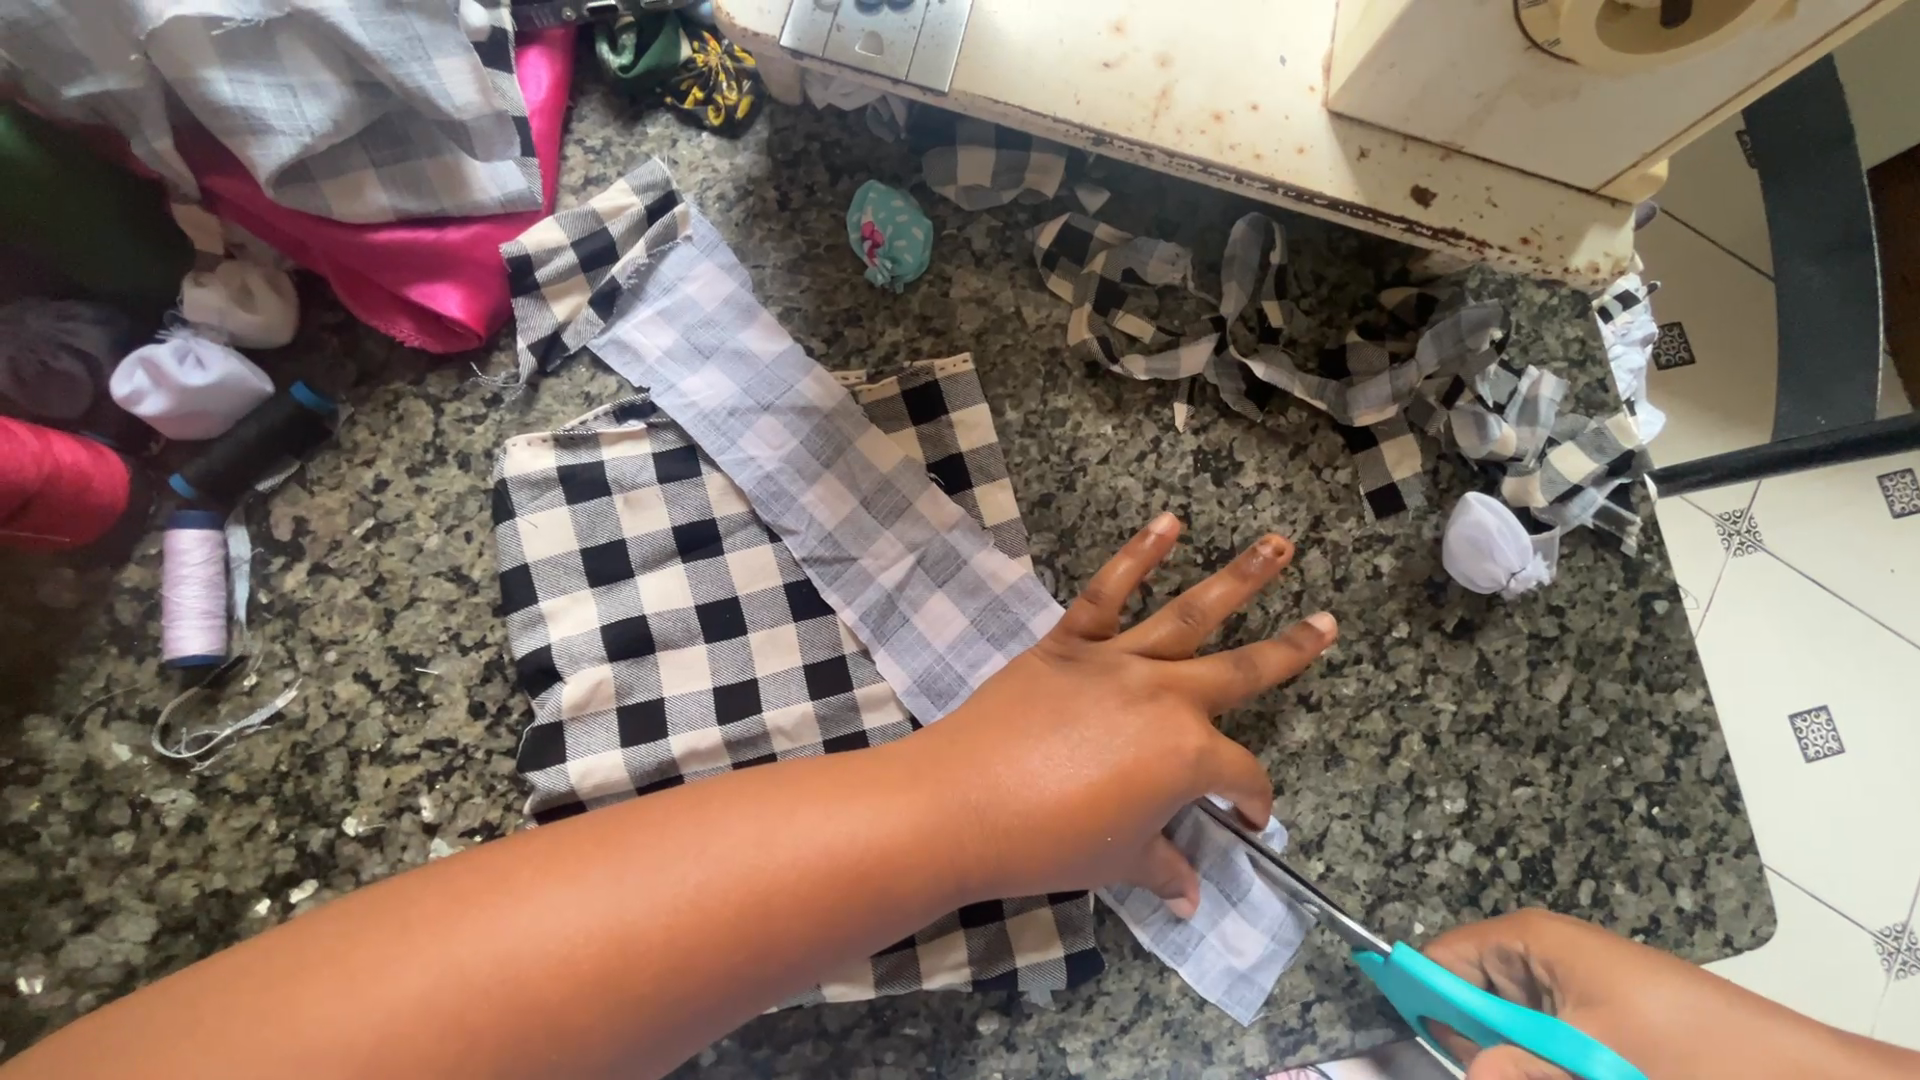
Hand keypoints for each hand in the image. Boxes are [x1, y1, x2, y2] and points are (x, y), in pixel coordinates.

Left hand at [897, 513, 1336, 914]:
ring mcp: (1117, 661)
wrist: (962, 802)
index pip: (1241, 776)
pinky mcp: (1069, 642)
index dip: (1252, 800)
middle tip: (1328, 623)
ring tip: (1278, 544)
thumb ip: (1163, 868)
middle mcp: (1165, 697)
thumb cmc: (1048, 842)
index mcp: (1187, 757)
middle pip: (1242, 671)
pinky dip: (1137, 555)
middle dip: (1291, 650)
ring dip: (1240, 577)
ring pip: (1188, 614)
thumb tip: (1190, 896)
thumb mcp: (1119, 861)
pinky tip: (1166, 522)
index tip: (1247, 818)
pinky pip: (1106, 591)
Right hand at [1421, 910, 1919, 1078]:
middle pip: (1468, 994)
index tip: (1429, 1053)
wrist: (1816, 1078)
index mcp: (1526, 939)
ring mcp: (1569, 974)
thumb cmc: (1703, 1060)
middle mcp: (1537, 947)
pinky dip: (1546, 1060)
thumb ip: (1524, 1071)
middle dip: (1477, 1044)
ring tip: (1562, 1072)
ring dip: (1516, 1057)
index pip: (1437, 961)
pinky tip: (1570, 1072)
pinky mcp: (1596, 1005)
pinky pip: (1543, 1030)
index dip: (1423, 1005)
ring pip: (1506, 1021)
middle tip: (1502, 1076)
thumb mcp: (1603, 1070)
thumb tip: (1466, 1072)